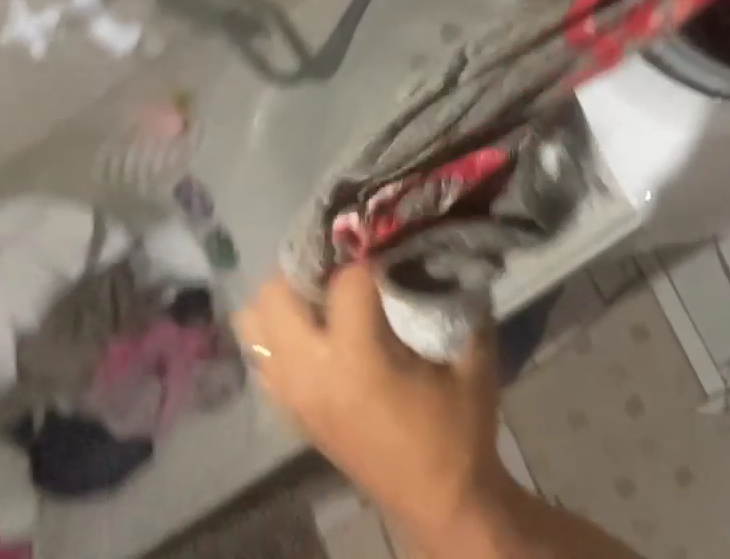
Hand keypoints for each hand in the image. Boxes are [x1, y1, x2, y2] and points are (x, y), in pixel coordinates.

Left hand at [233, 266, 509, 537]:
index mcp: (360, 358)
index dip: (369, 251)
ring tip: (329, 286)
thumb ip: (465, 309)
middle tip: (348, 254)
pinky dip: (282, 333)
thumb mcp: (475, 362)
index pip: (345, 280)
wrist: (435, 494)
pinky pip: (264, 359)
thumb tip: (461, 265)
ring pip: (254, 329)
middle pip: (273, 298)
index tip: (390, 235)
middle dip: (306, 267)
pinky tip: (322, 327)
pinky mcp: (292, 413)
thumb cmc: (459, 426)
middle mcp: (312, 373)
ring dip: (286, 299)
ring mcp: (293, 396)